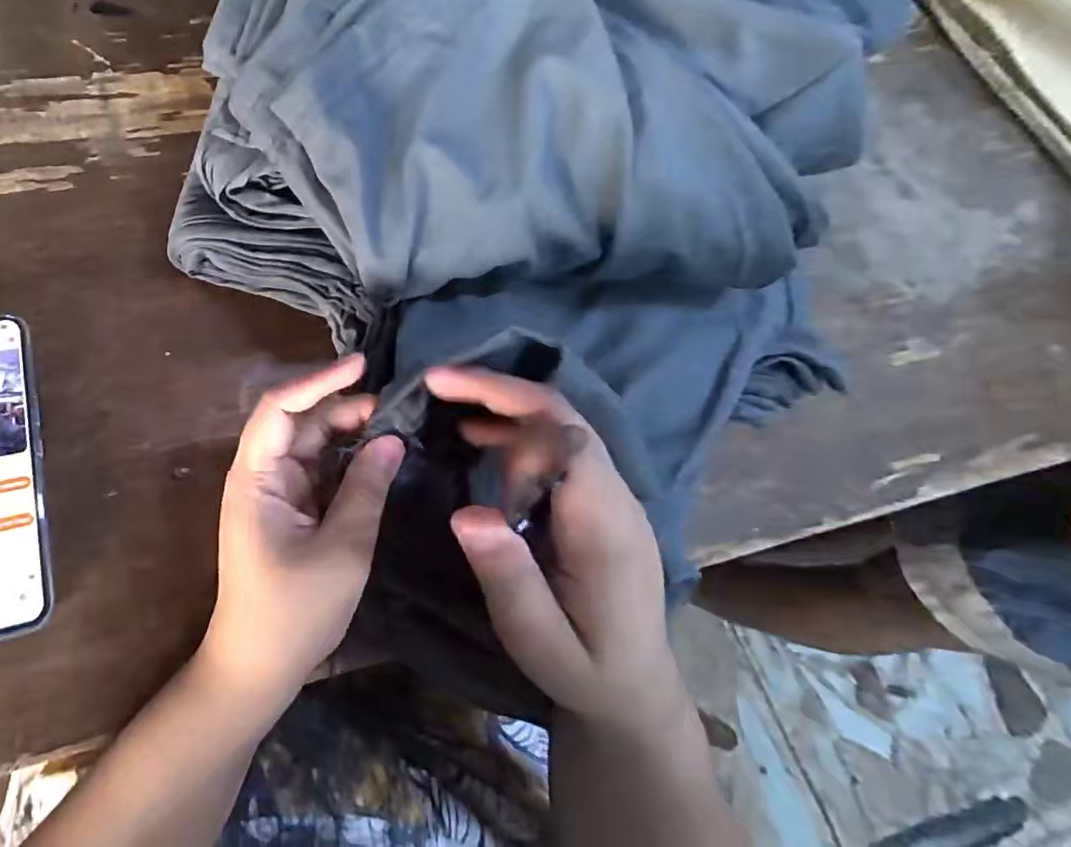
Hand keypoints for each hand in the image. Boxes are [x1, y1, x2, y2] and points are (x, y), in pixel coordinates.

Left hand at [196, 354, 405, 704]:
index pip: (280, 408)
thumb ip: (367, 488)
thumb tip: (392, 439)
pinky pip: (317, 469)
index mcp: (256, 476)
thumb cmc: (294, 611)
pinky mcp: (288, 508)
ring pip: (309, 443)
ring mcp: (274, 491)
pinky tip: (377, 453)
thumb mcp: (342, 549)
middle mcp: (260, 474)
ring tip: (393, 422)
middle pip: (298, 421)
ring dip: (346, 430)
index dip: (319, 380)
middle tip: (394, 403)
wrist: (257, 666)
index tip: (362, 364)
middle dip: (341, 406)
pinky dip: (345, 459)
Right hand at [429, 366, 682, 724]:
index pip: (562, 432)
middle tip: (436, 381)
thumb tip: (466, 512)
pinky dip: (514, 432)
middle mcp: (614, 495)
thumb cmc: (583, 667)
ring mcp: (610, 495)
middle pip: (561, 416)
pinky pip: (557, 448)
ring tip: (445, 403)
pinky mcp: (598, 502)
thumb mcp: (537, 636)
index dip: (505, 400)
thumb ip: (508, 575)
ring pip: (559, 426)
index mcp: (602, 522)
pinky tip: (478, 438)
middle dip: (497, 389)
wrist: (634, 690)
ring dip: (503, 408)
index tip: (443, 389)